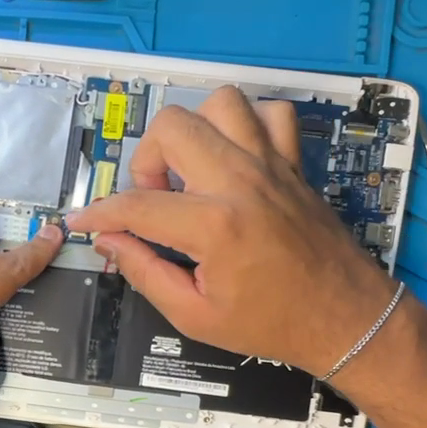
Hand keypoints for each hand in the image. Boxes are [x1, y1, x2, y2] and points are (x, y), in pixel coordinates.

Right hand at [64, 86, 400, 376]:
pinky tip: (233, 159)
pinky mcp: (293, 163)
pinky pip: (269, 113)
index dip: (98, 213)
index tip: (83, 221)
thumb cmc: (269, 324)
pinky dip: (245, 125)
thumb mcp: (194, 315)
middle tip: (153, 200)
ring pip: (220, 103)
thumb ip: (144, 273)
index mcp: (214, 225)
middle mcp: (241, 181)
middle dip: (145, 161)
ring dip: (193, 132)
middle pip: (171, 127)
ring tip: (189, 173)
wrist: (343, 318)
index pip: (135, 205)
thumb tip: (109, 242)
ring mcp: (272, 165)